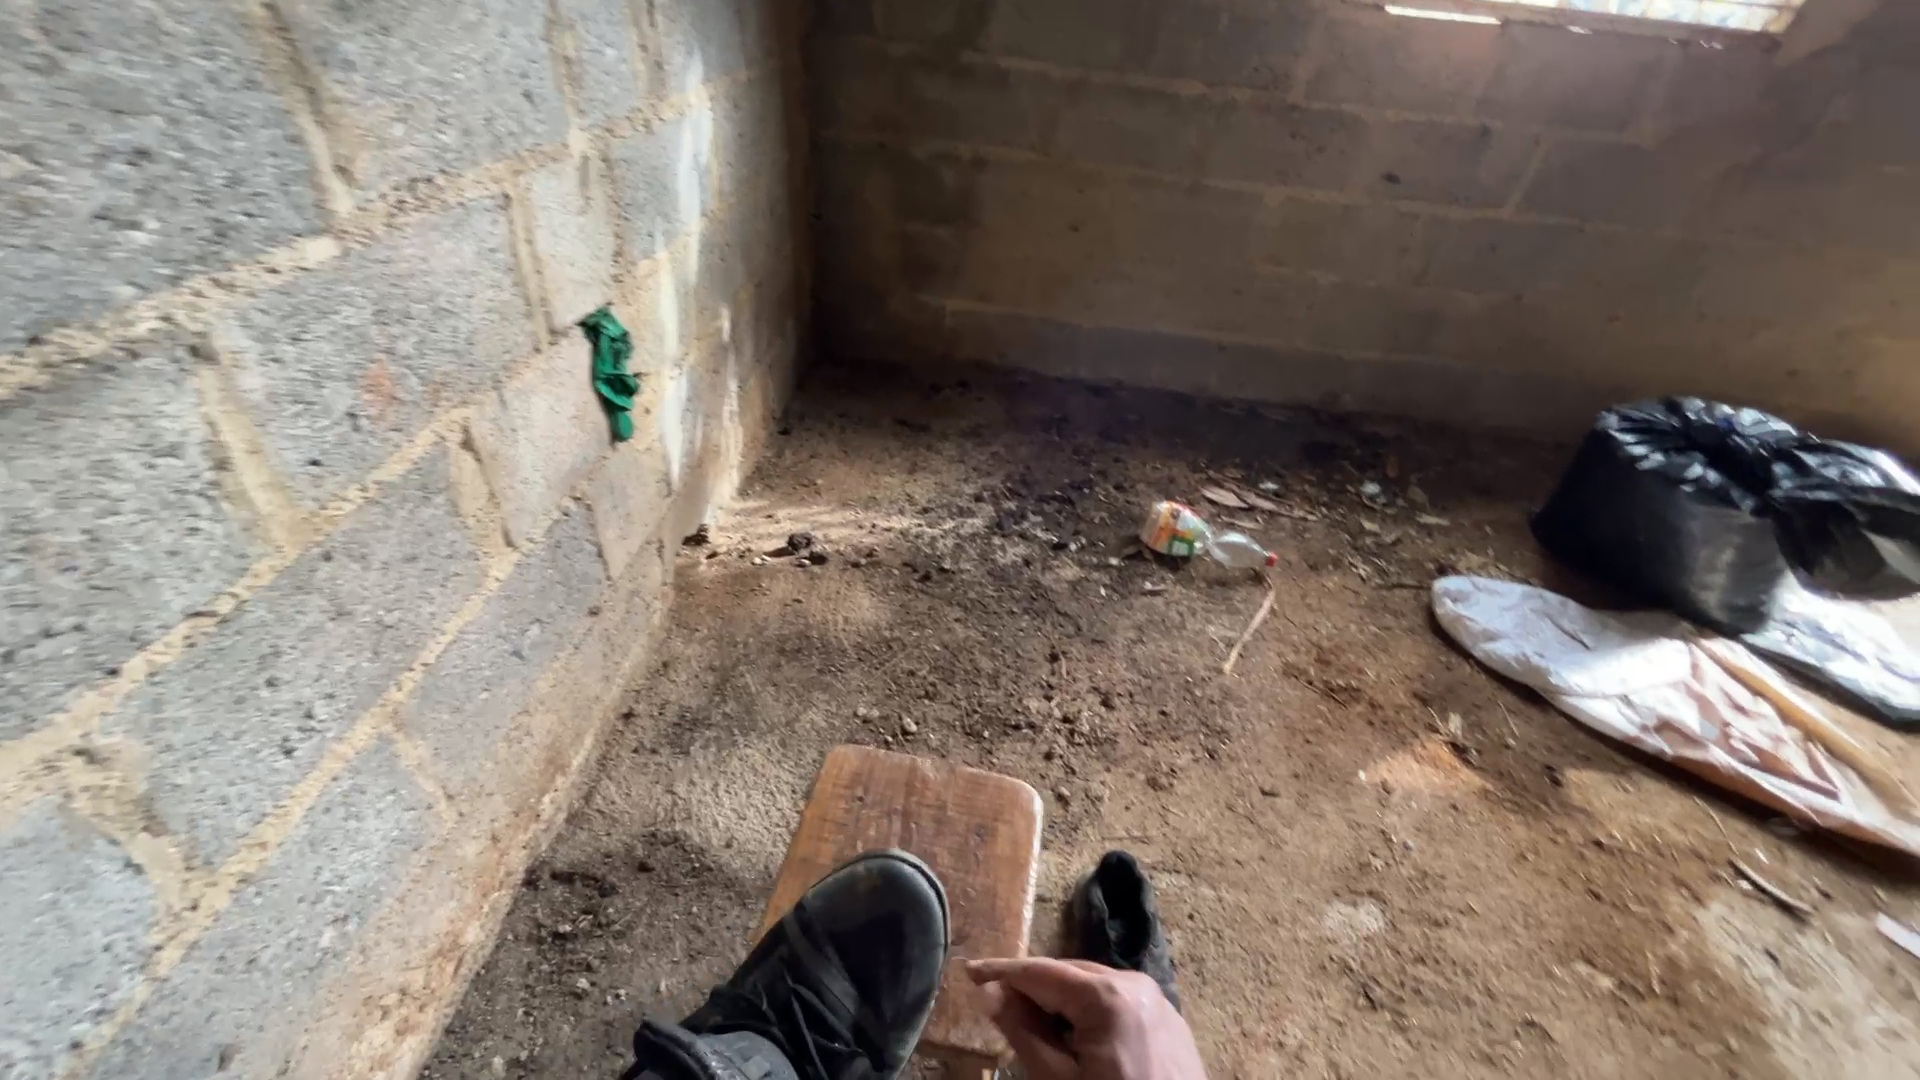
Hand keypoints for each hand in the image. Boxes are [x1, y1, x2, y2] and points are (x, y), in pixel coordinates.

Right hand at [966, 958, 1206, 1079]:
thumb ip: (1024, 1031)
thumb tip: (989, 992)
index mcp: (1106, 995)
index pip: (1040, 972)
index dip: (1001, 971)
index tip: (970, 972)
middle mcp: (1134, 983)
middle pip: (1068, 975)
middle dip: (1033, 987)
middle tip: (997, 1000)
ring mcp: (1156, 1002)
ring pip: (1093, 987)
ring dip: (1061, 1000)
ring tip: (1032, 1020)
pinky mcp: (1169, 1022)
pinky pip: (1118, 1003)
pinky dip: (1090, 1012)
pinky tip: (1075, 1035)